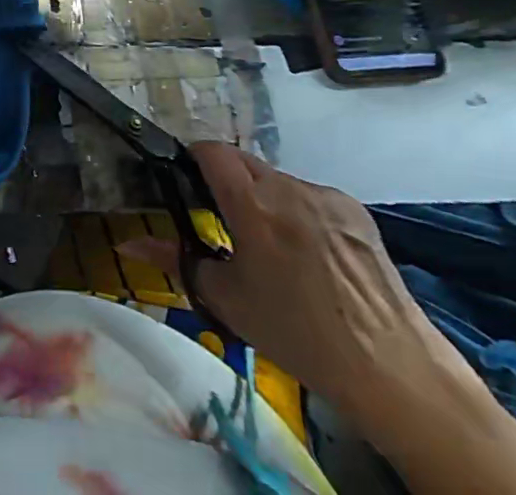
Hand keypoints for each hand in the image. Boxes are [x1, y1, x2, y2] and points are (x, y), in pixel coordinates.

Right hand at [124, 143, 458, 426]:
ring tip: (266, 242)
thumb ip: (175, 260)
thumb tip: (128, 243)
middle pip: (245, 162)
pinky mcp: (356, 211)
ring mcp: (328, 197)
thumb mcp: (225, 297)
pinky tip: (305, 252)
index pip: (213, 151)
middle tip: (217, 214)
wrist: (387, 365)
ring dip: (262, 196)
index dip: (193, 155)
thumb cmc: (294, 332)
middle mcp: (290, 189)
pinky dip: (296, 211)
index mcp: (254, 205)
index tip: (184, 177)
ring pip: (278, 180)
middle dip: (225, 178)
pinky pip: (311, 196)